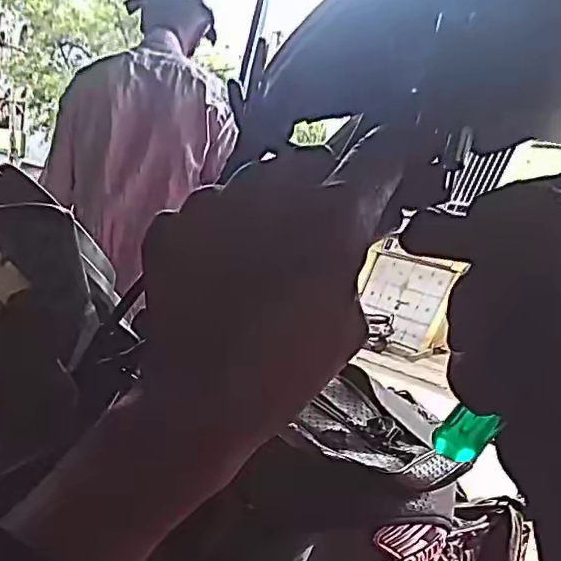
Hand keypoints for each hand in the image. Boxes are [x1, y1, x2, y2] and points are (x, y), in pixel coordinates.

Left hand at [6, 130, 411, 560]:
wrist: (200, 404)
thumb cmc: (279, 378)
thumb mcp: (347, 329)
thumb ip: (354, 271)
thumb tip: (351, 247)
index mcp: (332, 217)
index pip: (380, 156)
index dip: (390, 161)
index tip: (389, 168)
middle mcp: (273, 192)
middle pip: (308, 166)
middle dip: (315, 196)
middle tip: (308, 242)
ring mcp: (214, 205)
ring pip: (250, 184)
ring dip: (260, 212)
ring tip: (254, 266)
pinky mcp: (170, 228)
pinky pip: (201, 213)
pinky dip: (210, 234)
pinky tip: (214, 273)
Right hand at [401, 147, 560, 507]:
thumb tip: (520, 204)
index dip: (528, 201)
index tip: (466, 229)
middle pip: (549, 228)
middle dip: (501, 281)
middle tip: (484, 324)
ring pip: (516, 276)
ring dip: (488, 323)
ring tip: (497, 368)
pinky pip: (506, 316)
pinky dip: (488, 347)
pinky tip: (499, 379)